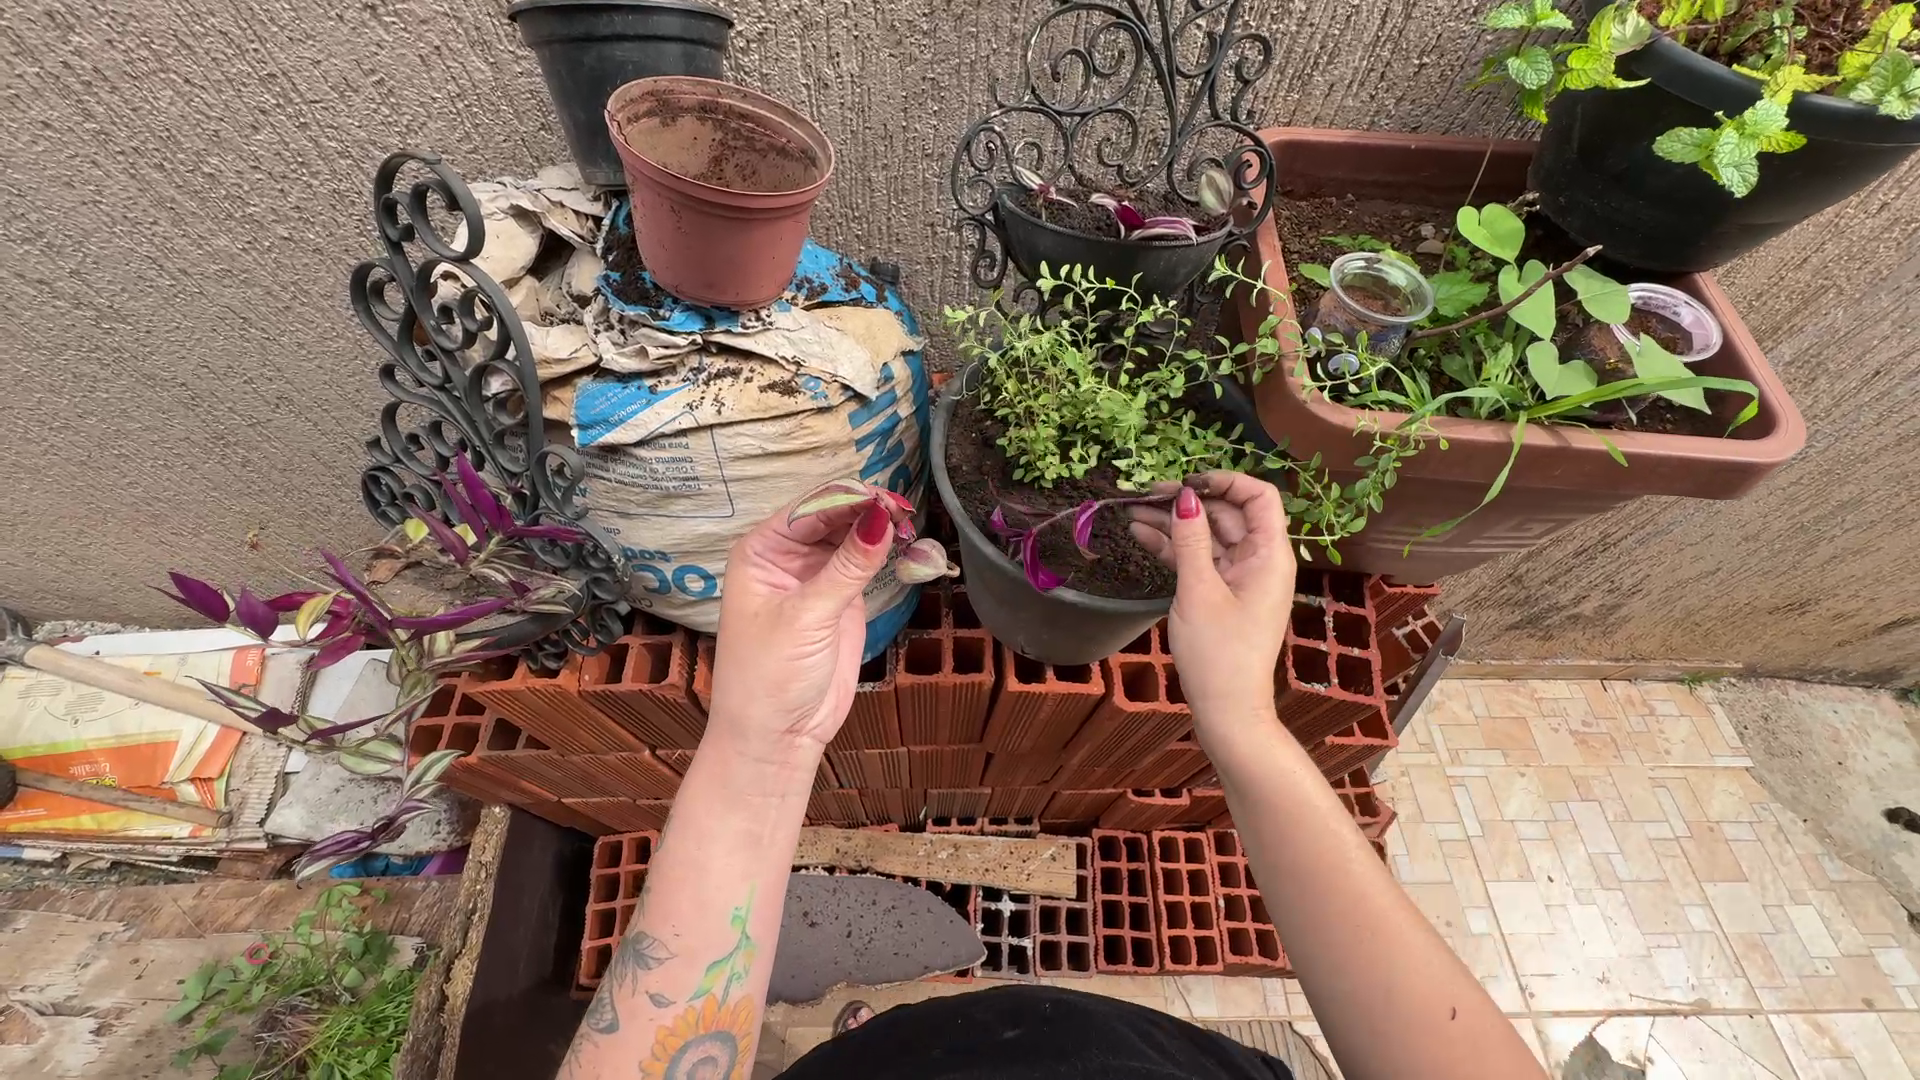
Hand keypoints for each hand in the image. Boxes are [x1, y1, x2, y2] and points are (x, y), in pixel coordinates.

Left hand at [708, 498, 892, 758]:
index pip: (810, 508)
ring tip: (911, 524)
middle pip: (834, 516)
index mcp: (763, 550)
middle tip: (906, 511)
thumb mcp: (807, 616)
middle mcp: (788, 555)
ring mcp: (817, 575)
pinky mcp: (841, 598)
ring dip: (880, 528)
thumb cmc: (771, 674)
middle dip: (868, 510)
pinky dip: (886, 552)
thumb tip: (883, 518)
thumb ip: (847, 567)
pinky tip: (908, 544)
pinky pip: (865, 563)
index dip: (849, 499)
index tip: (887, 498)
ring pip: (853, 536)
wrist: (779, 735)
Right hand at [1129, 472, 1295, 726]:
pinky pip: (1198, 559)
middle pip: (1227, 514)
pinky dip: (1173, 548)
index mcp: (1269, 555)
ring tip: (1133, 511)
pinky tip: (1141, 535)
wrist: (1226, 708)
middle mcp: (1258, 560)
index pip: (1259, 497)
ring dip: (1173, 523)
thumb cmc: (1218, 652)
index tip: (1186, 483)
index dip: (1225, 481)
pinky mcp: (1220, 592)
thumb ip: (1191, 540)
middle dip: (1187, 501)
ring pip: (1207, 535)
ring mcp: (1238, 577)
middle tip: (1145, 495)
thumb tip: (1184, 497)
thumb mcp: (1199, 591)